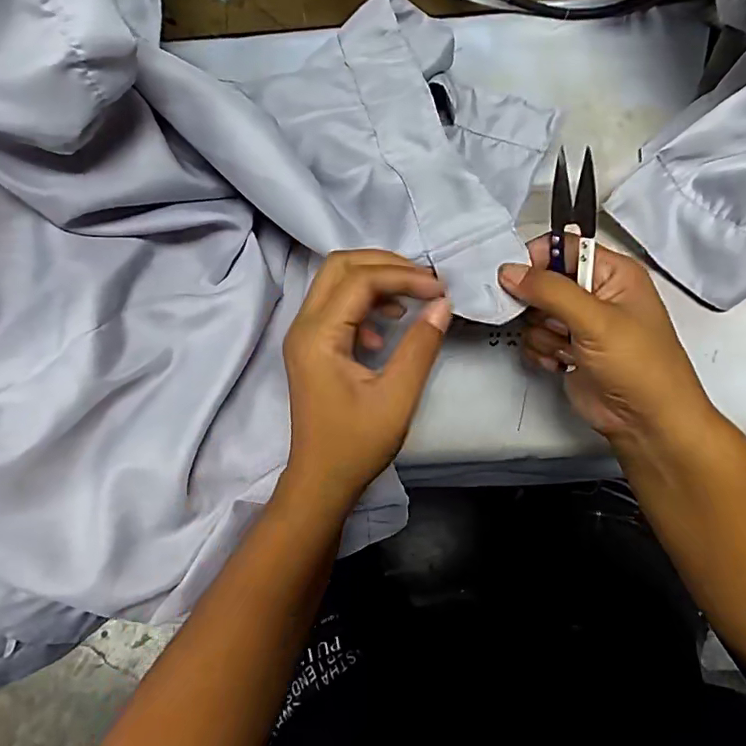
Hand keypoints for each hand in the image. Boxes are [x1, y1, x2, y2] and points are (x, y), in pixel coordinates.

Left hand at [280, 250, 452, 516]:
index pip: (360, 280)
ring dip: (375, 281)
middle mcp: (303, 326)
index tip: (440, 290)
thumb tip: (442, 304)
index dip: (404, 277)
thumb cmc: (356, 444)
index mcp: (318, 336)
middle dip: (385, 265)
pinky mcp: (311, 346)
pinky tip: (387, 329)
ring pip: (336, 282)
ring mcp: (304, 335)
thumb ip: (420, 346)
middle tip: (424, 281)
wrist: (321, 481)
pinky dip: (364, 303)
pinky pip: (336, 305)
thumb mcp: (397, 397)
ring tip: (412, 299)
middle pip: (340, 266)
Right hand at [499, 235, 716, 445]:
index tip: (519, 278)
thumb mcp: (596, 320)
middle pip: (542, 281)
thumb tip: (511, 271)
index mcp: (613, 273)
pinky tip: (562, 362)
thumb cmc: (643, 369)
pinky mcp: (567, 348)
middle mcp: (596, 293)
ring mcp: (580, 323)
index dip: (537, 260)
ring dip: (543, 334)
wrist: (647, 422)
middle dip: (539, 306)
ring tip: (568, 349)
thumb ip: (550, 290)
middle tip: (555, 322)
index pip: (563, 247)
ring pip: (534, 313)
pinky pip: (534, 338)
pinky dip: (541, 352)